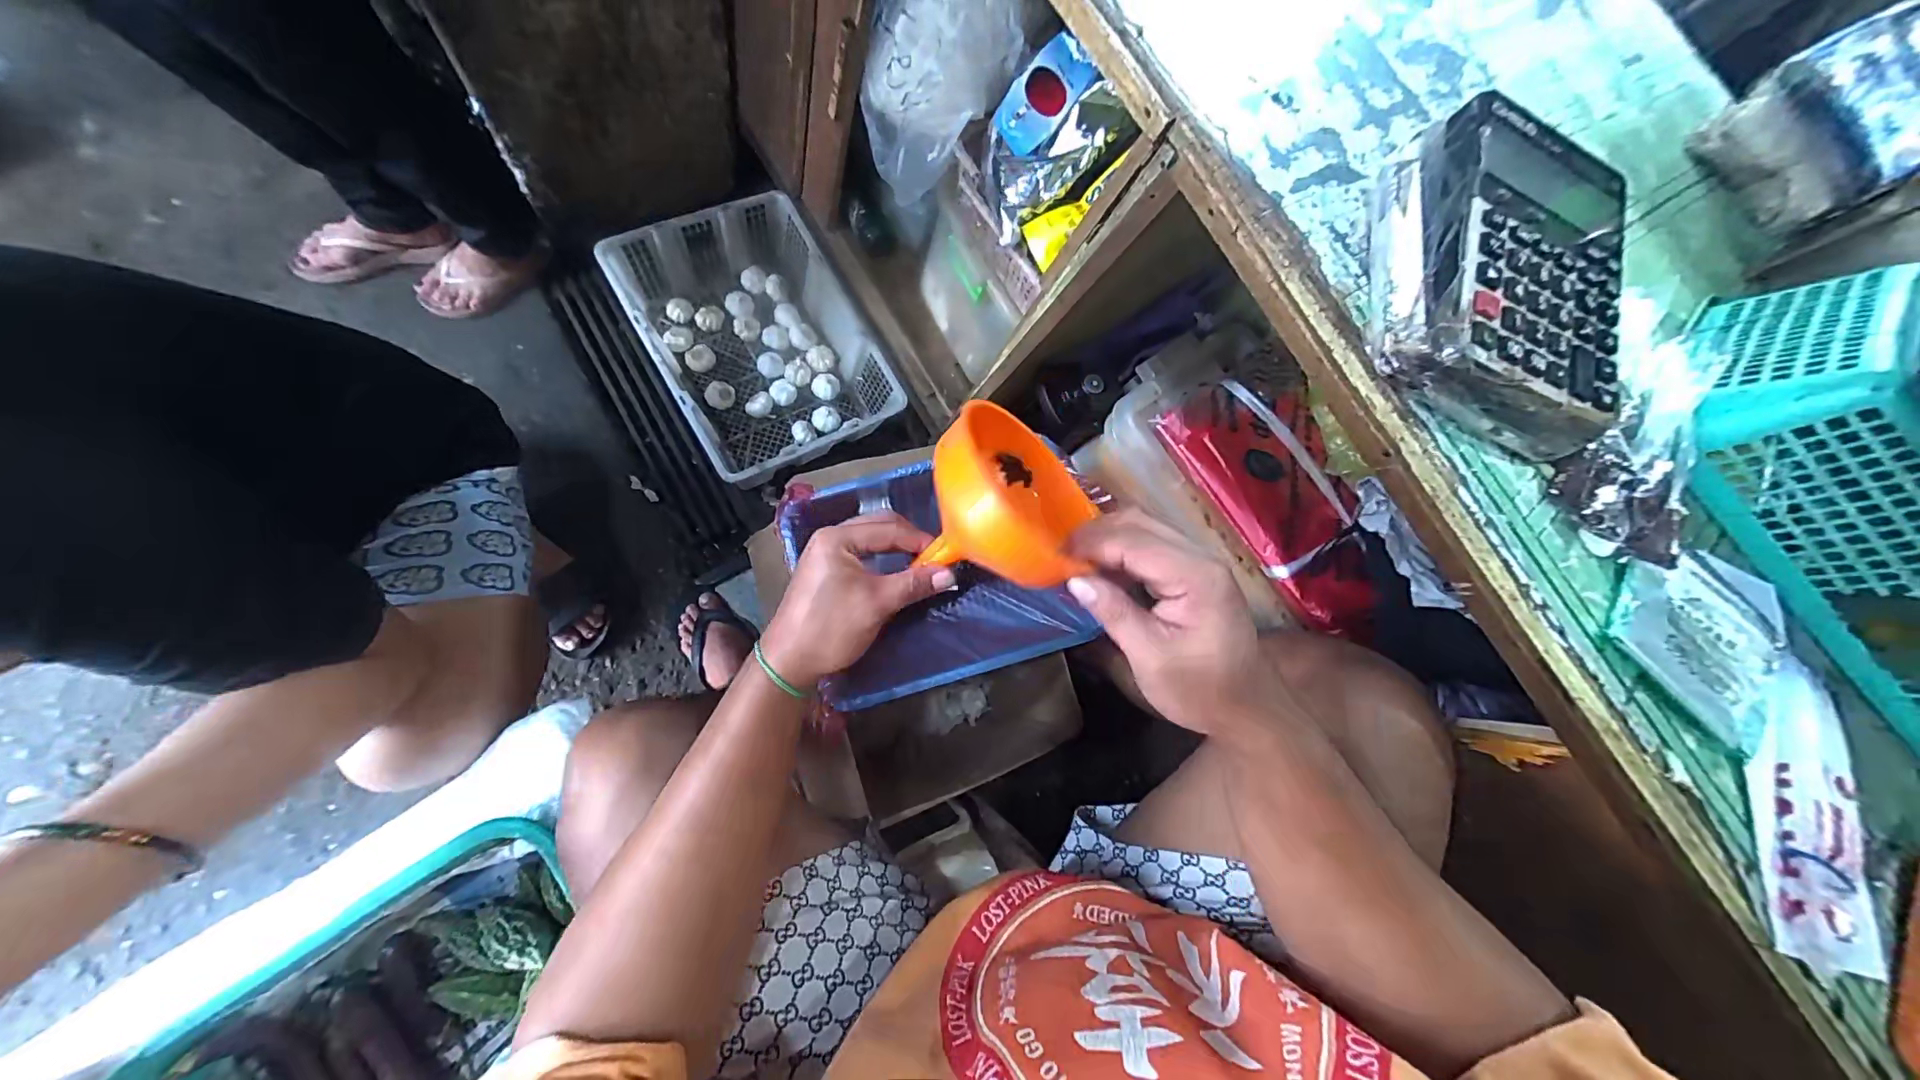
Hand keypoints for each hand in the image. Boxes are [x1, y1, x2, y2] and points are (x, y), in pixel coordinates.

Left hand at [759, 512, 956, 686]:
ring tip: (920, 565)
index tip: (946, 557)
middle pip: (879, 526)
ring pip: (871, 539)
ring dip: (897, 548)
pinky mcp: (825, 569)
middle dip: (909, 539)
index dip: (921, 541)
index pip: (890, 529)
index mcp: (837, 538)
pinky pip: (861, 552)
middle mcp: (829, 537)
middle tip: (935, 558)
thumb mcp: (877, 604)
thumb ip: (913, 584)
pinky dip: (882, 558)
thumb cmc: (831, 628)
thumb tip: (949, 573)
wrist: (788, 662)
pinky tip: (896, 572)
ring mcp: (825, 552)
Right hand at [1065, 509, 1272, 735]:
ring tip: (1075, 559)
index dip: (1091, 544)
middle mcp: (1202, 557)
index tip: (1056, 557)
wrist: (1245, 708)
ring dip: (1107, 537)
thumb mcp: (1150, 658)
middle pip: (1140, 522)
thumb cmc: (1198, 689)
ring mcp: (1201, 560)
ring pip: (1146, 526)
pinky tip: (1101, 567)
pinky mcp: (1194, 569)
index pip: (1133, 542)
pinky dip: (1122, 548)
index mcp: (1195, 577)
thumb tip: (1074, 580)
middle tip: (1061, 555)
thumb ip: (1114, 613)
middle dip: (1096, 533)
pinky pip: (1152, 543)